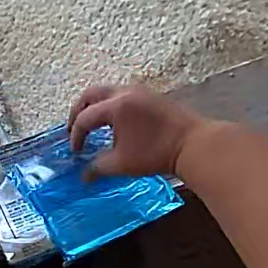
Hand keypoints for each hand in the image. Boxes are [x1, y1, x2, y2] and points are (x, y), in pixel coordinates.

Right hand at [67, 84, 214, 178]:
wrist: (193, 144)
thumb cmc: (156, 153)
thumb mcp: (122, 163)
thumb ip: (98, 168)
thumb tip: (84, 177)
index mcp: (115, 106)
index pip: (85, 118)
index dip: (76, 136)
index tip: (75, 152)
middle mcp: (124, 92)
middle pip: (90, 95)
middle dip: (78, 112)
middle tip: (74, 130)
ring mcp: (139, 91)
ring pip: (107, 93)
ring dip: (95, 108)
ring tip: (92, 127)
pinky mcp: (150, 96)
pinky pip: (122, 95)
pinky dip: (110, 106)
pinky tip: (114, 125)